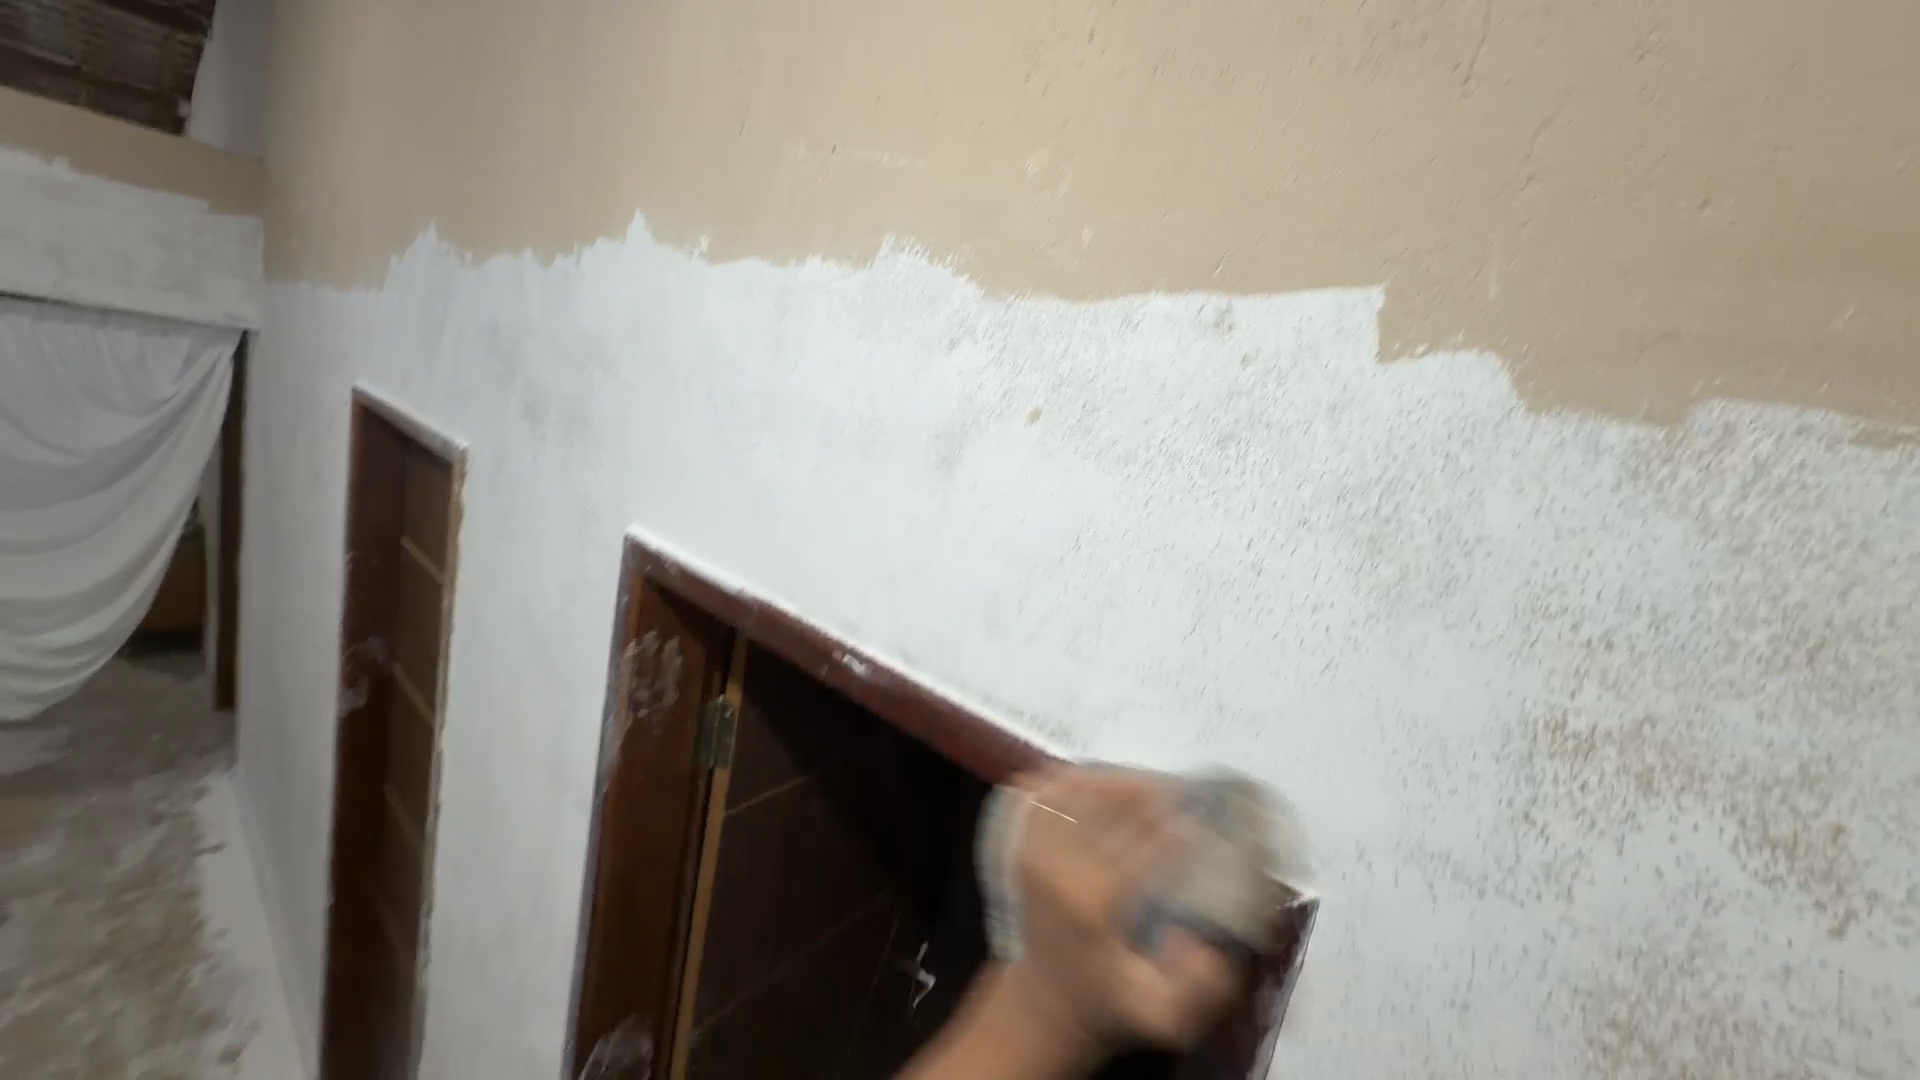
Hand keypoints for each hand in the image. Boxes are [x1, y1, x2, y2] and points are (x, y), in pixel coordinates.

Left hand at [1001, 764, 1239, 1055]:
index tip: (1198, 821)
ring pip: (1076, 792)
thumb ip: (1197, 987)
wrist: (1043, 997)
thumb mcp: (1162, 1014)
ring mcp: (1031, 849)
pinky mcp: (1017, 842)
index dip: (1173, 829)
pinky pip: (1043, 793)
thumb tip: (1197, 936)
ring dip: (1113, 780)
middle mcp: (1058, 867)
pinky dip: (1070, 778)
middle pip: (1108, 809)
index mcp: (1094, 902)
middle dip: (1147, 794)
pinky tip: (1099, 778)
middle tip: (1178, 790)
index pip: (1141, 848)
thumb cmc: (1107, 999)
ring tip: (1146, 782)